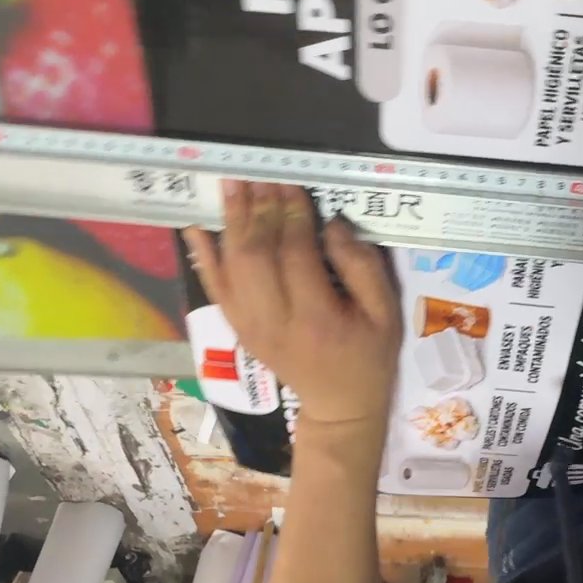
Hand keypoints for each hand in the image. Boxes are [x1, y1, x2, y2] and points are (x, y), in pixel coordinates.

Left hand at [183, 181, 400, 433]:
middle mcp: (275, 322)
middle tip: (261, 176)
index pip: (296, 256)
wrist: (338, 406)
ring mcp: (250, 327)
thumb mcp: (386, 315)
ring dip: (230, 222)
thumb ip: (363, 268)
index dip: (292, 216)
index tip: (292, 184)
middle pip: (256, 257)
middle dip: (258, 211)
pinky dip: (203, 255)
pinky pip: (215, 287)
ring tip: (232, 184)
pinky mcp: (239, 328)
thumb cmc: (369, 358)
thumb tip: (332, 225)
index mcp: (317, 318)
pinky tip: (196, 225)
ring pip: (231, 267)